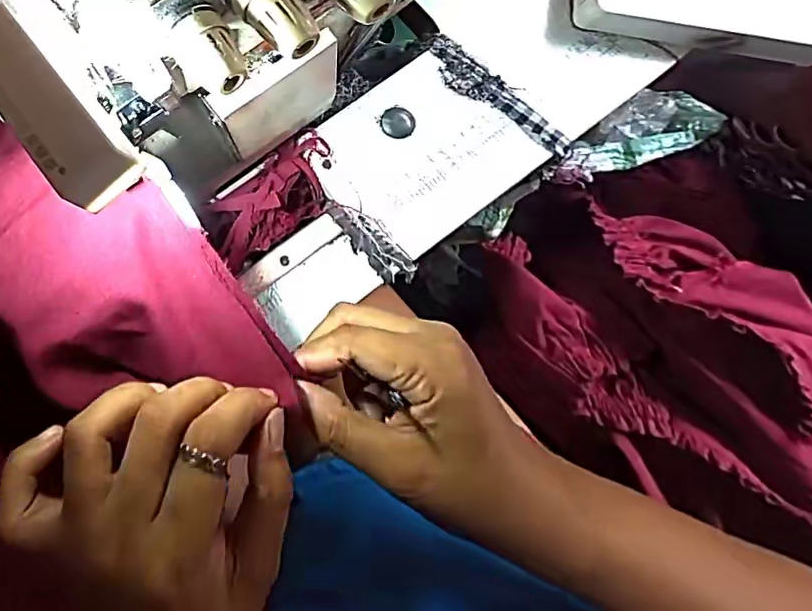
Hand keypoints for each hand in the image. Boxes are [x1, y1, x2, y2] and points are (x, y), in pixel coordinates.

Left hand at [0, 379, 292, 610]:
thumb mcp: (255, 571)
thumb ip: (271, 494)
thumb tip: (268, 415)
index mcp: (178, 553)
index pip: (208, 441)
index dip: (241, 403)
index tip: (259, 398)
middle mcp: (117, 538)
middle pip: (153, 423)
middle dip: (198, 389)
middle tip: (219, 394)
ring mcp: (69, 536)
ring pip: (88, 432)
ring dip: (130, 398)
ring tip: (160, 402)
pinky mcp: (33, 542)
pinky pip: (18, 480)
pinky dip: (36, 447)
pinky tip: (70, 436)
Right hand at [295, 303, 546, 534]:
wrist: (522, 494)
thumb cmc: (470, 488)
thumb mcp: (397, 468)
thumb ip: (341, 428)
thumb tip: (299, 395)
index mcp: (429, 357)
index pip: (350, 335)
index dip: (312, 357)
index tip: (289, 387)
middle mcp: (431, 332)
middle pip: (352, 317)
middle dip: (322, 353)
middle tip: (311, 399)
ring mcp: (433, 334)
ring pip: (362, 324)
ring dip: (340, 360)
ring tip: (344, 409)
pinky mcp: (431, 345)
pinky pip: (378, 338)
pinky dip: (359, 364)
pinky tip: (367, 404)